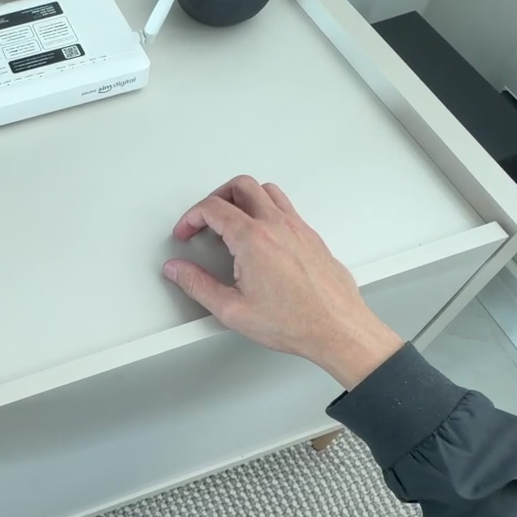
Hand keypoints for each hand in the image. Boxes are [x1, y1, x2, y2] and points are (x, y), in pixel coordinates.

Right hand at [162, 176, 403, 388]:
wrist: (338, 331)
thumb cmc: (294, 323)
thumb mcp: (232, 310)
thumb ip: (197, 285)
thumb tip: (178, 270)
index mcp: (253, 239)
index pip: (213, 208)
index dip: (191, 217)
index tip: (185, 232)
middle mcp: (277, 225)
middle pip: (240, 186)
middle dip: (215, 197)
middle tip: (205, 219)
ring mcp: (298, 228)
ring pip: (266, 190)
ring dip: (243, 198)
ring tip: (231, 219)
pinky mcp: (312, 236)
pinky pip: (285, 206)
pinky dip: (266, 209)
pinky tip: (260, 233)